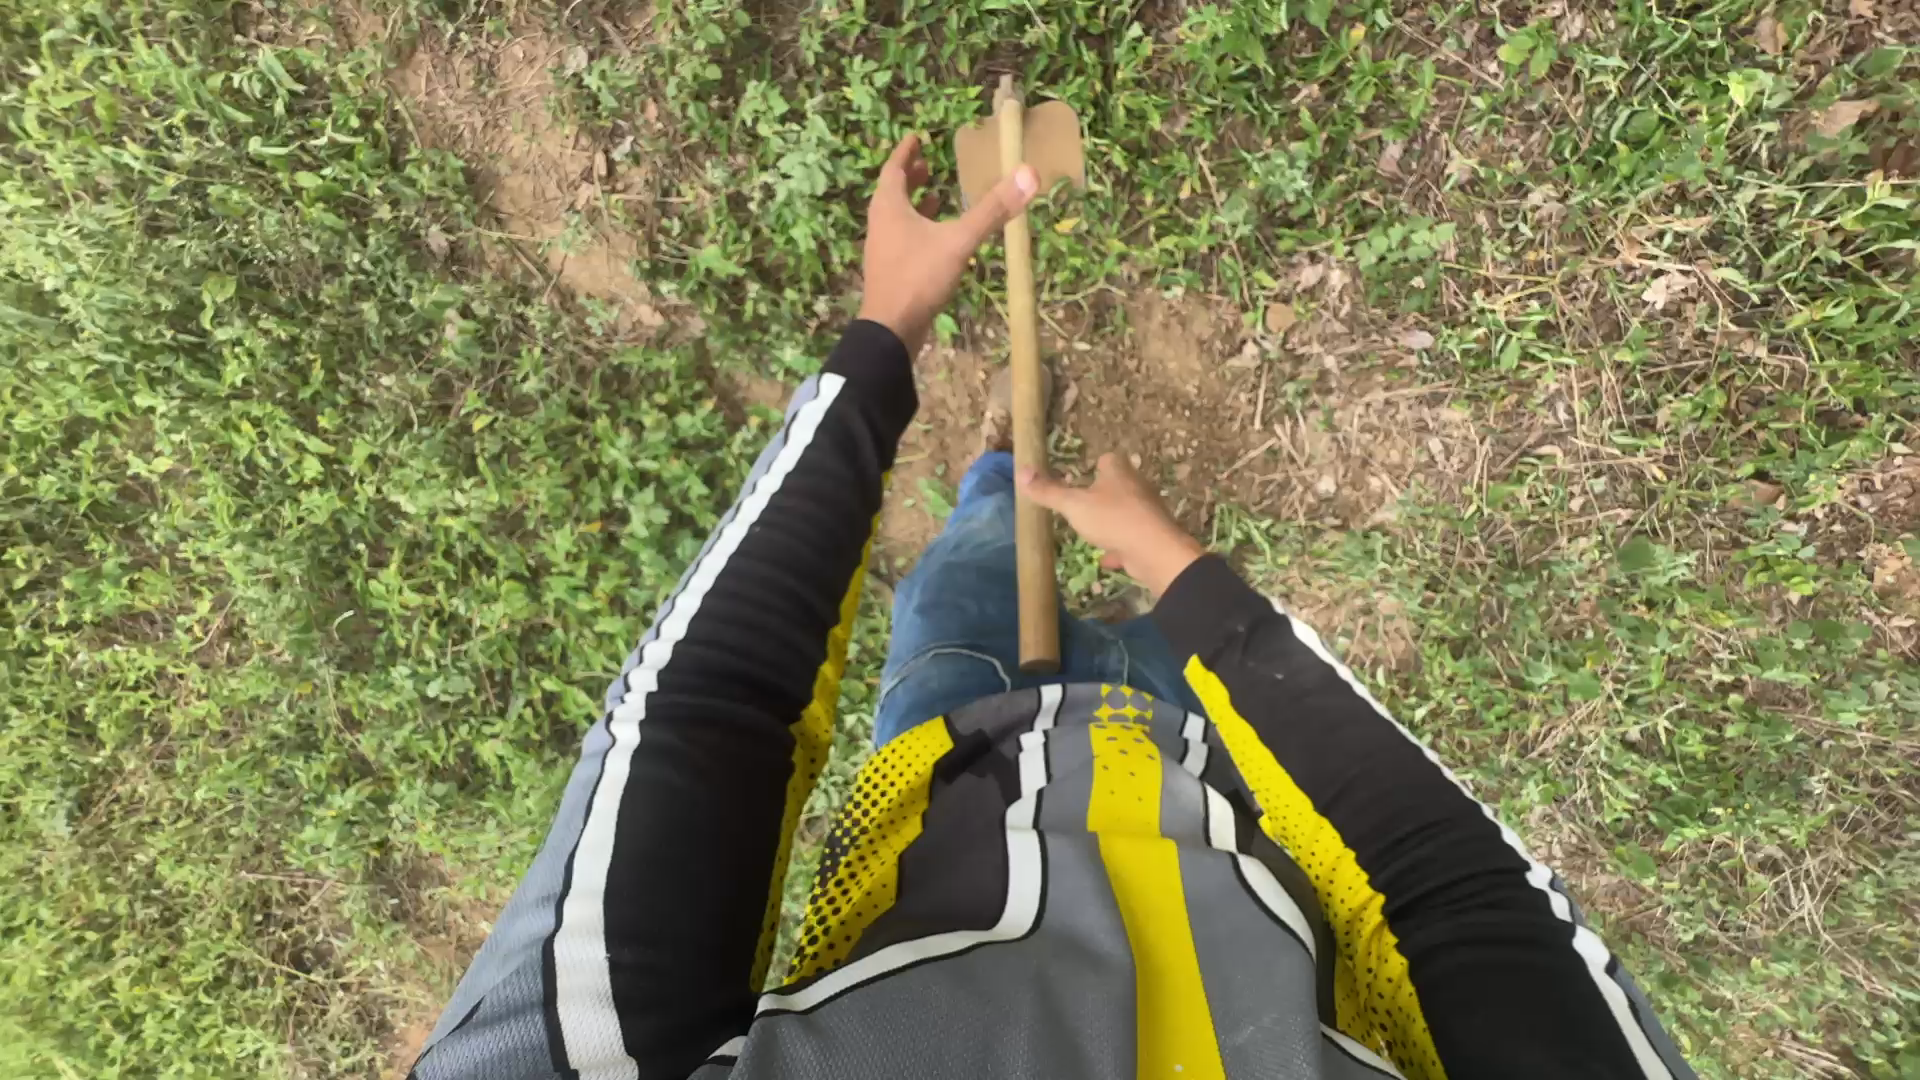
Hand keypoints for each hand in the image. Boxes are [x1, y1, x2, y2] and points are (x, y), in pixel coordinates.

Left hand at [856, 133, 1038, 355]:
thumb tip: (1029, 175)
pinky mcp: (890, 274)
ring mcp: (883, 252)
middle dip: (912, 178)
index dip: (907, 152)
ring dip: (915, 206)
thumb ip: (992, 211)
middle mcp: (881, 225)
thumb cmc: (918, 278)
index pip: (894, 168)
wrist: (890, 331)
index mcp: (890, 207)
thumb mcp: (958, 241)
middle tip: (928, 166)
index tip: (916, 138)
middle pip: (893, 193)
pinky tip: (937, 243)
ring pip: (898, 219)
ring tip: (936, 198)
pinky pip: (903, 242)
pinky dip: (918, 232)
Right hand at [1017, 453, 1205, 599]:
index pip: (1109, 459)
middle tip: (1082, 504)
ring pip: (1125, 512)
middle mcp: (1136, 487)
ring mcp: (1146, 512)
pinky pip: (1131, 538)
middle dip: (1102, 494)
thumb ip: (1048, 491)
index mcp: (1119, 472)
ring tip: (1092, 530)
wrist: (1154, 552)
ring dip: (1111, 520)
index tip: (1083, 475)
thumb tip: (1021, 470)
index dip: (1096, 465)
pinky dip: (1119, 546)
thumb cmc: (1113, 519)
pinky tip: (1107, 557)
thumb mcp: (1074, 505)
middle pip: (1118, 484)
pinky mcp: (1152, 536)